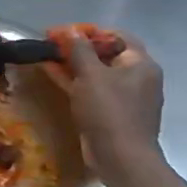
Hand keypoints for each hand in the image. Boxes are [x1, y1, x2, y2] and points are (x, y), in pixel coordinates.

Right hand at [42, 26, 165, 173]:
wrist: (120, 155)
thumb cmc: (109, 109)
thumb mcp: (90, 75)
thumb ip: (79, 50)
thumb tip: (70, 31)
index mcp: (141, 65)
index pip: (119, 36)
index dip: (92, 31)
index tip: (65, 32)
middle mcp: (137, 77)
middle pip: (106, 53)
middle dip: (78, 47)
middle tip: (51, 43)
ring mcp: (124, 95)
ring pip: (96, 71)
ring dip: (72, 63)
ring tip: (45, 56)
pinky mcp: (111, 110)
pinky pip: (91, 88)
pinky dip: (73, 79)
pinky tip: (50, 74)